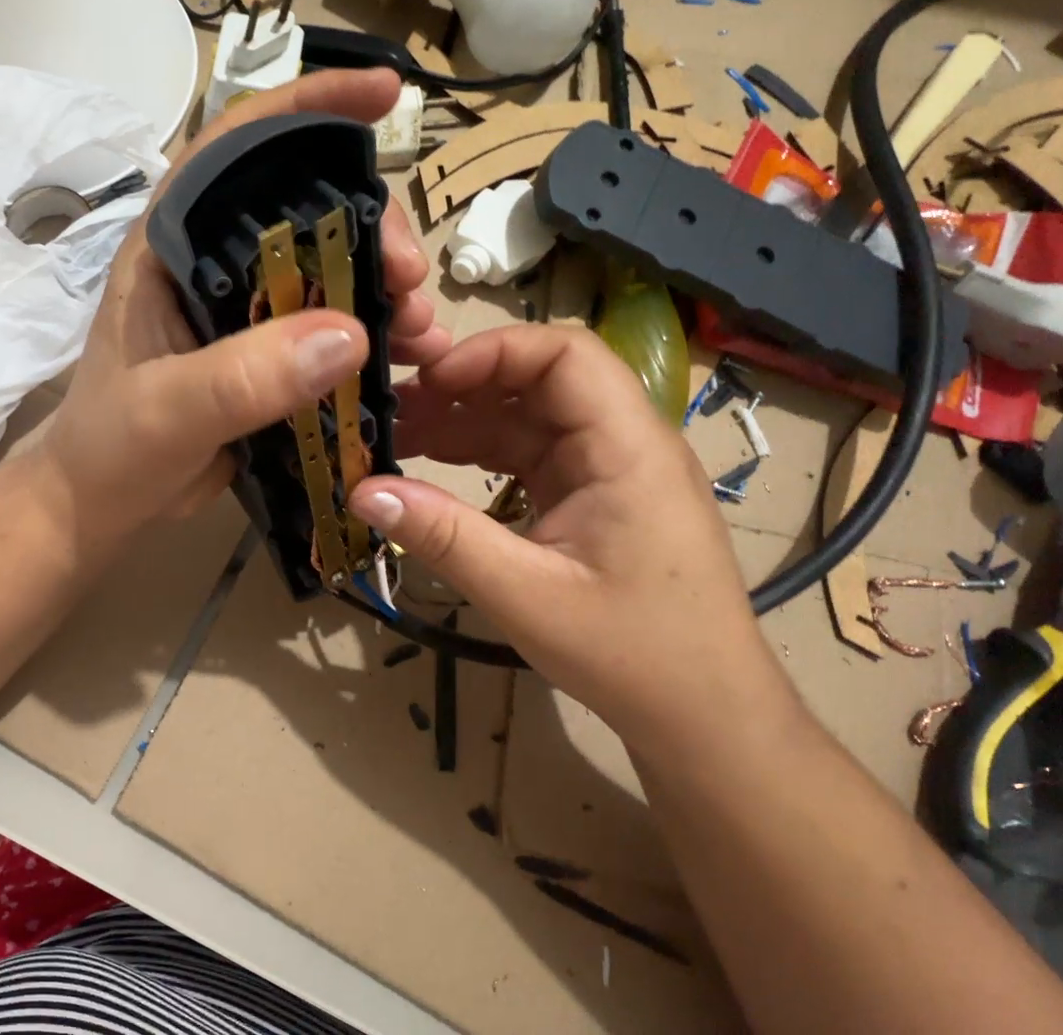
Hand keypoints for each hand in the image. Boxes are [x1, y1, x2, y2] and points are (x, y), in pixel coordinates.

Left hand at [39, 68, 446, 538]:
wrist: (100, 504)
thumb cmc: (111, 448)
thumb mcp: (166, 412)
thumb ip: (241, 377)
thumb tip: (349, 332)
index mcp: (170, 249)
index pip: (235, 150)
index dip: (306, 109)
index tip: (386, 97)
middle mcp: (208, 265)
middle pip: (301, 208)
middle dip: (368, 229)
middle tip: (410, 280)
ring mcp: (238, 310)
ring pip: (325, 269)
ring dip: (380, 288)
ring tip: (421, 331)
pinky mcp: (260, 356)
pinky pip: (328, 329)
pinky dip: (371, 338)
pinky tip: (409, 359)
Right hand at [348, 326, 793, 748]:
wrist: (701, 710)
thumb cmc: (629, 650)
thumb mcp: (523, 594)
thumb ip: (442, 536)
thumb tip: (361, 491)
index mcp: (626, 448)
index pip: (565, 355)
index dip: (491, 353)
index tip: (425, 382)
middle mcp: (622, 444)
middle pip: (538, 381)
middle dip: (461, 388)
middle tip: (390, 414)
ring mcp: (607, 471)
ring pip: (527, 419)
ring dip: (461, 423)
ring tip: (394, 442)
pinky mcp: (592, 497)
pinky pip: (529, 455)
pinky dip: (478, 456)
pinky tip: (431, 471)